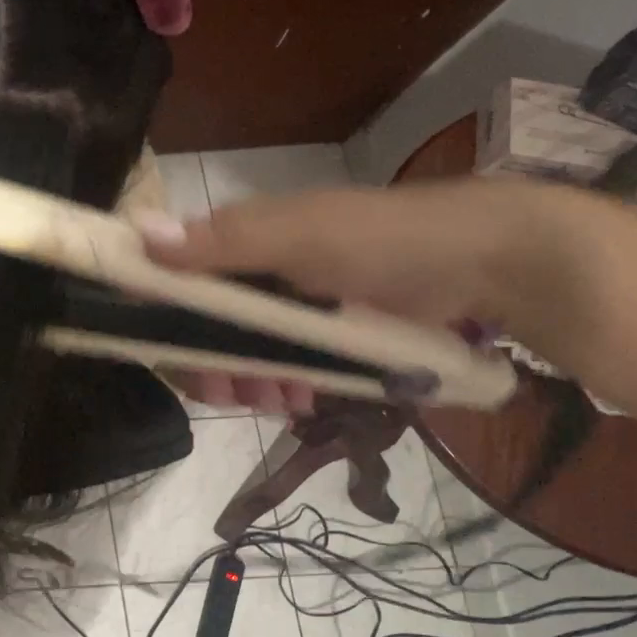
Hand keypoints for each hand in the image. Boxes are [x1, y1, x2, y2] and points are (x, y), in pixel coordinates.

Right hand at [131, 180, 559, 412]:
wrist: (497, 262)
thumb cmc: (389, 240)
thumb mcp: (302, 236)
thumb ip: (222, 243)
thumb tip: (140, 233)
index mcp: (237, 242)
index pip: (170, 284)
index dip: (162, 324)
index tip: (176, 358)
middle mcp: (253, 273)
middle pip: (200, 329)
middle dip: (210, 366)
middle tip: (233, 396)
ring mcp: (290, 306)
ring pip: (239, 354)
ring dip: (247, 384)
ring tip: (279, 403)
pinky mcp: (324, 334)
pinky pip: (281, 367)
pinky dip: (284, 388)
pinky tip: (301, 401)